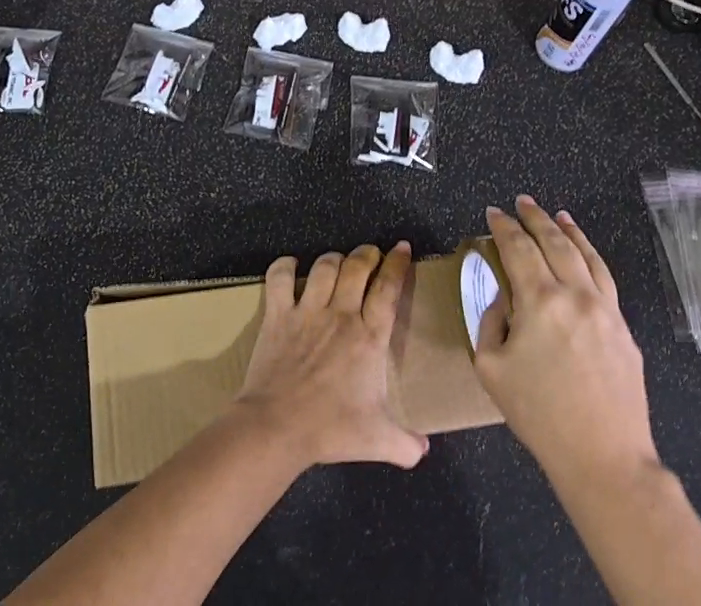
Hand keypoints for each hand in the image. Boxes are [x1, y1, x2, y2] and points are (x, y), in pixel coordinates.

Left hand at [232, 243, 429, 470]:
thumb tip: (423, 450)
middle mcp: (341, 315)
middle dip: (367, 254)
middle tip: (372, 253)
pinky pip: (279, 278)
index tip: (403, 249)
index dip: (398, 264)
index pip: (388, 289)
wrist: (278, 426)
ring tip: (339, 261)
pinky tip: (290, 265)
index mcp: (369, 337)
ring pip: (324, 267)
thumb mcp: (379, 441)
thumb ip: (406, 444)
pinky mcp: (277, 316)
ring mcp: (307, 312)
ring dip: (334, 259)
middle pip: (357, 267)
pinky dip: (284, 266)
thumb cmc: (331, 429)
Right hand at [475, 197, 657, 479]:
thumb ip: (490, 322)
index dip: (503, 227)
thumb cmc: (538, 413)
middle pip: (555, 243)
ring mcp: (607, 310)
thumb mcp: (492, 367)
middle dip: (535, 218)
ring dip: (569, 231)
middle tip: (522, 202)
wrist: (603, 454)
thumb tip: (502, 296)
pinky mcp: (624, 329)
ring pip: (587, 256)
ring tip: (557, 215)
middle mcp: (576, 295)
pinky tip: (585, 256)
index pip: (518, 249)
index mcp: (540, 301)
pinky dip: (591, 257)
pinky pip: (605, 280)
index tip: (493, 213)